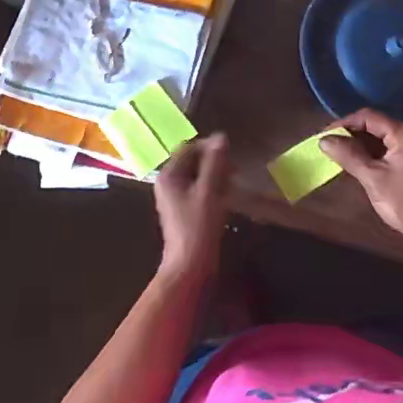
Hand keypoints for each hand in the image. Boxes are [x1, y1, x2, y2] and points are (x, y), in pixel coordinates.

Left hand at [154, 133, 230, 281]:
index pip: (187, 148)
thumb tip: (220, 137)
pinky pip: (198, 189)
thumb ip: (215, 163)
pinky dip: (212, 188)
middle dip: (213, 161)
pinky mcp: (183, 209)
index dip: (208, 146)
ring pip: (196, 175)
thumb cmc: (198, 228)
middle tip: (234, 170)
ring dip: (215, 175)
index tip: (231, 153)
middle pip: (191, 161)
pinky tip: (226, 196)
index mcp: (168, 175)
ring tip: (233, 182)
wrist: (190, 265)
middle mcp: (167, 183)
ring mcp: (174, 197)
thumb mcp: (209, 192)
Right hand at [319, 109, 402, 247]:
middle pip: (374, 126)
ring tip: (338, 156)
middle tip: (328, 146)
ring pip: (380, 139)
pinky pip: (387, 151)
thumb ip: (348, 155)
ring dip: (358, 145)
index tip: (324, 136)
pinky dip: (370, 154)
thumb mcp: (372, 177)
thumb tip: (324, 140)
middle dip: (350, 134)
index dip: (343, 123)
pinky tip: (356, 164)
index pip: (368, 117)